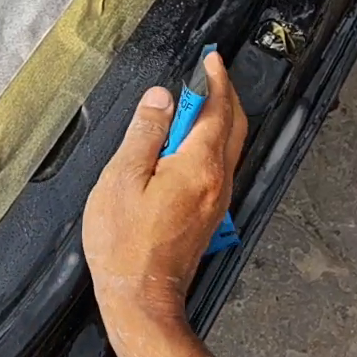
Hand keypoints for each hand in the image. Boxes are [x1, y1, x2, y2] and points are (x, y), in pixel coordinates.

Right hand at [82, 51, 248, 330]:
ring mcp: (216, 200)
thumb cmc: (125, 243)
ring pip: (228, 147)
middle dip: (224, 95)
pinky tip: (183, 145)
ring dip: (217, 119)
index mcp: (198, 166)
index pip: (217, 110)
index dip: (215, 80)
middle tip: (206, 75)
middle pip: (233, 126)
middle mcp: (217, 181)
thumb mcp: (122, 179)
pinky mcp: (209, 214)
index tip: (211, 60)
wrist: (141, 296)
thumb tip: (161, 98)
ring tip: (190, 104)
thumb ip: (145, 133)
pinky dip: (208, 143)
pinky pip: (217, 166)